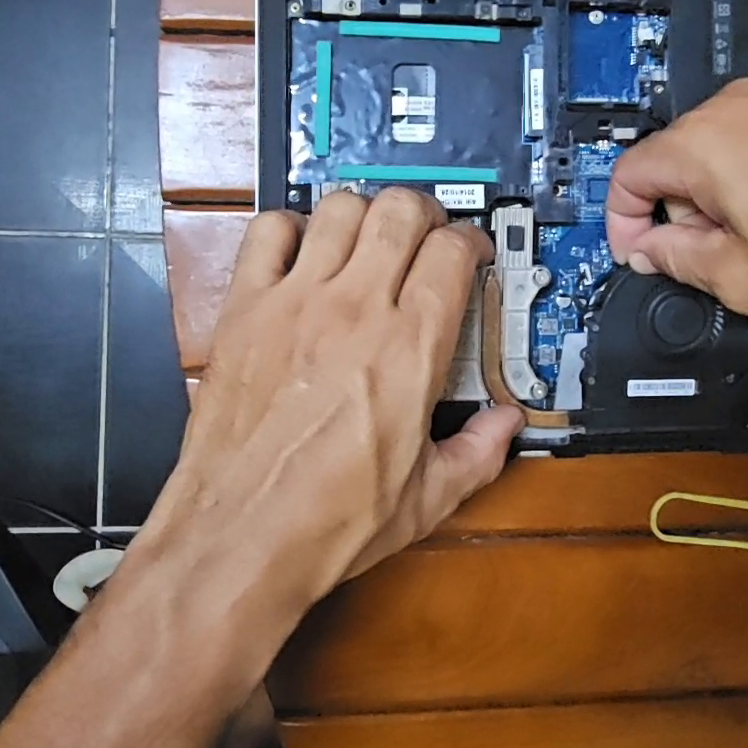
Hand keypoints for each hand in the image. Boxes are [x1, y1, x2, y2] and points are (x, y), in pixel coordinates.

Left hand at [149, 188, 522, 601]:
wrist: (240, 538)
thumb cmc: (329, 520)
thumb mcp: (428, 498)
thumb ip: (480, 453)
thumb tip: (506, 426)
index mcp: (409, 350)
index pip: (452, 253)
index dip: (470, 242)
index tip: (469, 253)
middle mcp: (355, 311)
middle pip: (401, 213)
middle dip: (425, 213)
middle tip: (425, 236)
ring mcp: (296, 304)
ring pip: (341, 208)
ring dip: (365, 213)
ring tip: (369, 238)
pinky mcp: (246, 311)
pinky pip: (268, 233)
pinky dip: (291, 227)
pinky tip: (303, 253)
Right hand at [605, 78, 747, 335]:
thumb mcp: (741, 277)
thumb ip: (676, 260)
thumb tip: (652, 247)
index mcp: (701, 142)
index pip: (627, 176)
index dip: (623, 223)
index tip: (640, 253)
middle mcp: (736, 105)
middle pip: (673, 158)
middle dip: (676, 210)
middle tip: (705, 256)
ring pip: (720, 146)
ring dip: (719, 193)